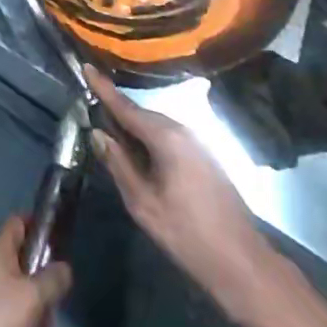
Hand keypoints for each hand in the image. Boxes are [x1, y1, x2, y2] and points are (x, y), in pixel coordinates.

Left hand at [0, 216, 71, 326]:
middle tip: (55, 301)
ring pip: (21, 292)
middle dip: (43, 283)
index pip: (18, 222)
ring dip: (37, 311)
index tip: (58, 239)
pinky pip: (11, 314)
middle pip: (23, 261)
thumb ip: (54, 277)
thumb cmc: (0, 317)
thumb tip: (63, 267)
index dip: (37, 224)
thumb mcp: (35, 295)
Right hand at [85, 65, 286, 319]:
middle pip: (140, 114)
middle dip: (116, 111)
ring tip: (109, 134)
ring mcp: (197, 143)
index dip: (103, 87)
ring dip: (132, 128)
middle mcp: (182, 131)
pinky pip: (168, 138)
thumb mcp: (142, 202)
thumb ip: (118, 164)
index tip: (86, 65)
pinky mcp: (203, 157)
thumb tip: (97, 133)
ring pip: (155, 126)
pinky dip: (148, 140)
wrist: (241, 260)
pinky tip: (138, 155)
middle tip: (90, 112)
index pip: (125, 106)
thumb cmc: (186, 234)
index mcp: (165, 137)